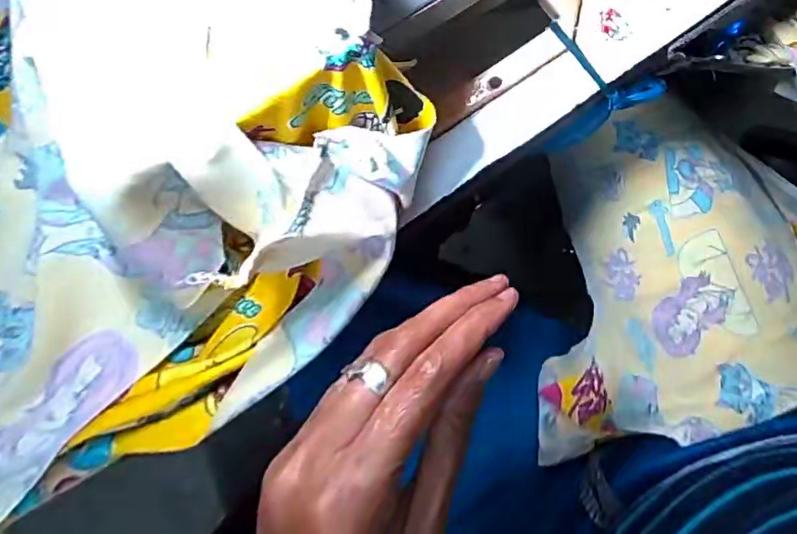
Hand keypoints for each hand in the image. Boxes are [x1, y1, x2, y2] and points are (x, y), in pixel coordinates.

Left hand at [259, 275, 516, 533]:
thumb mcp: (426, 522)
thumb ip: (453, 434)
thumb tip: (487, 356)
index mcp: (351, 485)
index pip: (421, 378)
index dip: (468, 329)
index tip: (506, 300)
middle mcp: (314, 452)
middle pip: (391, 353)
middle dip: (450, 309)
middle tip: (495, 286)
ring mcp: (294, 446)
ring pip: (367, 358)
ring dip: (424, 322)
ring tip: (470, 301)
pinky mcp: (289, 444)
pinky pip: (349, 380)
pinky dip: (394, 352)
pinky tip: (427, 336)